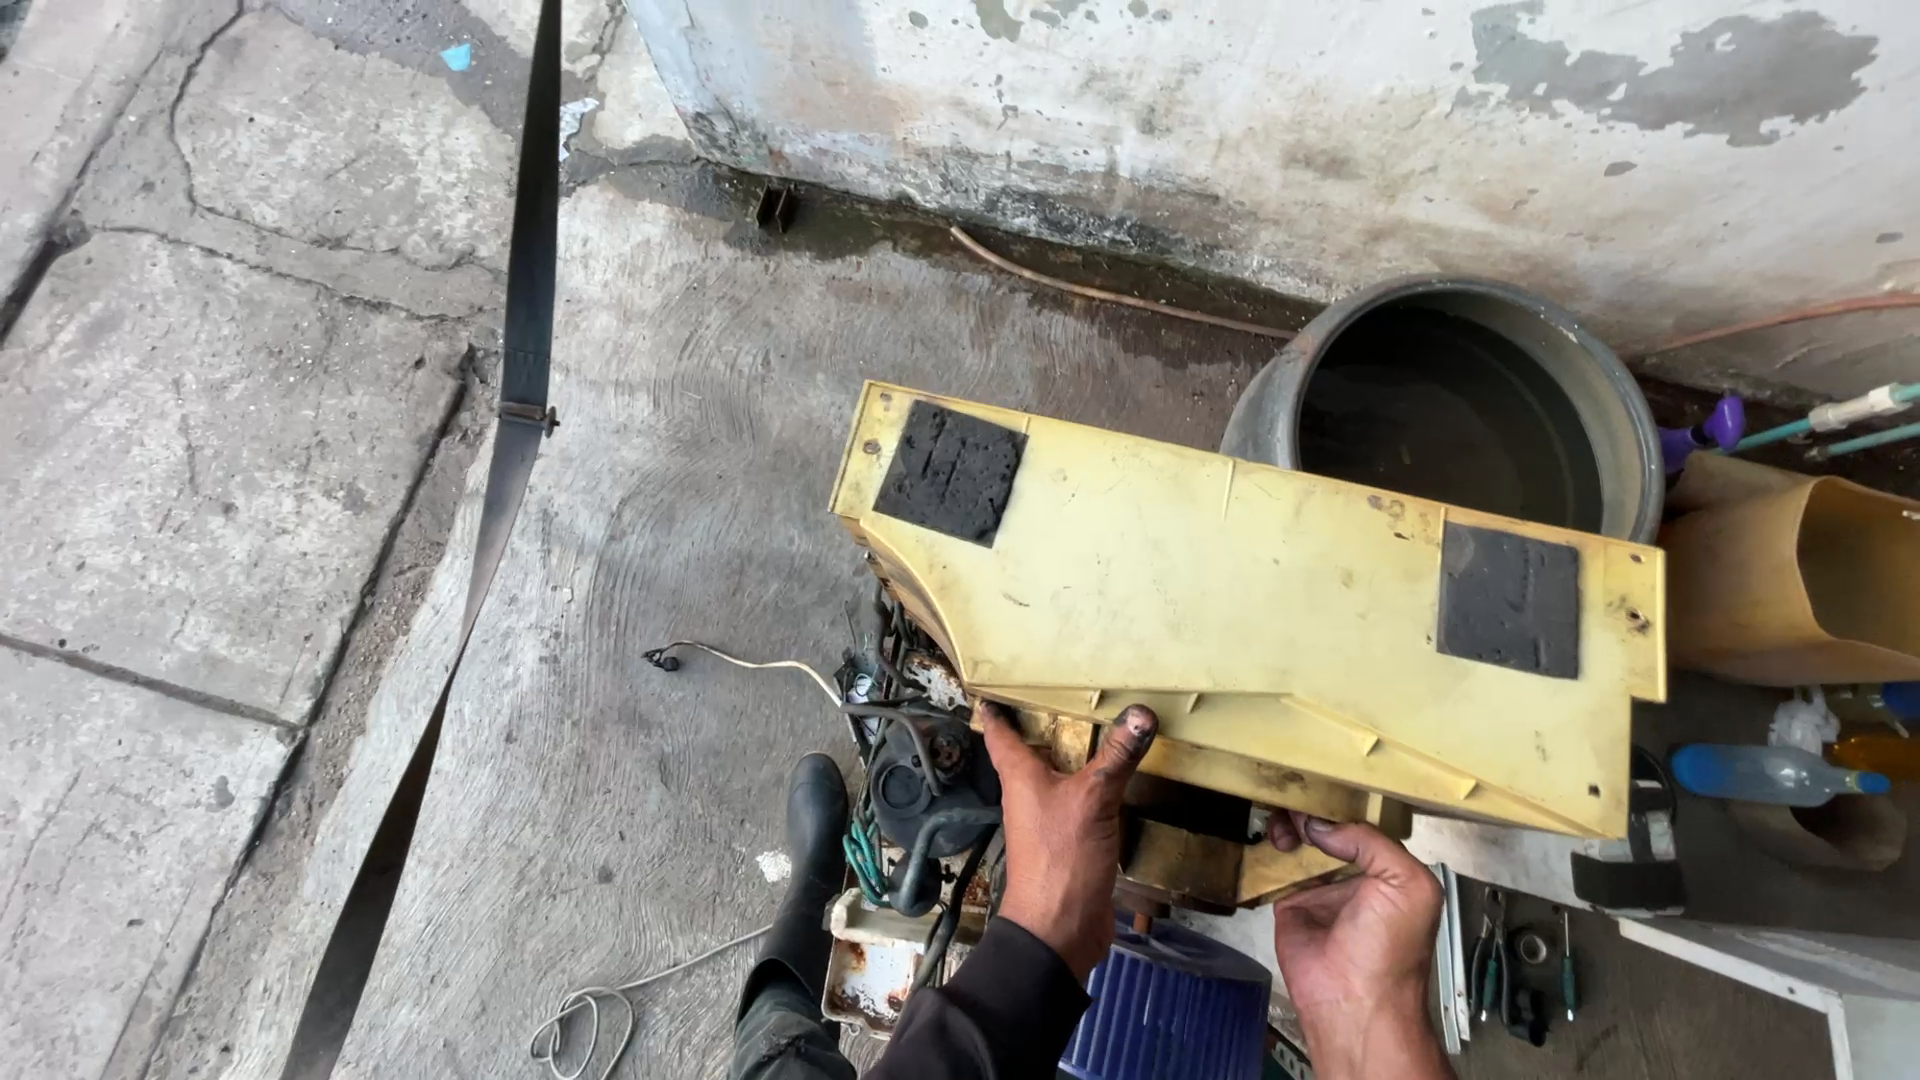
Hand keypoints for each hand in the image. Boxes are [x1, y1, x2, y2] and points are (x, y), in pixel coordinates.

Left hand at [980, 701, 1157, 980]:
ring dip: (1069, 754)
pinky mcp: (1069, 839)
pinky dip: (1091, 783)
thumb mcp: (1094, 799)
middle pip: (1028, 750)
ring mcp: (1047, 818)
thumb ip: (1117, 756)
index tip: (994, 684)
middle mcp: (1028, 792)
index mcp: (1019, 775)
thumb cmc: (1062, 856)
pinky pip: (1078, 800)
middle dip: (1040, 723)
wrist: (1060, 928)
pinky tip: (1113, 776)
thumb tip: (1142, 712)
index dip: (995, 708)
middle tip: (1061, 691)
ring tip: (1092, 724)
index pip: (999, 732)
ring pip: (1055, 775)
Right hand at [1267, 812, 1451, 1079]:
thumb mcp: (1408, 886)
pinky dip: (1266, 848)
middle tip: (1292, 801)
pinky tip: (1271, 840)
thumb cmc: (1389, 947)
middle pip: (1325, 828)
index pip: (1360, 824)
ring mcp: (1318, 887)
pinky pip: (1274, 865)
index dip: (1340, 804)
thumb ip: (1371, 842)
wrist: (1351, 998)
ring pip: (1298, 840)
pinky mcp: (1287, 900)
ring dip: (1287, 825)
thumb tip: (1321, 826)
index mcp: (1386, 871)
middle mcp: (1352, 874)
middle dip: (1308, 810)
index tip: (1318, 788)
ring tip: (1283, 828)